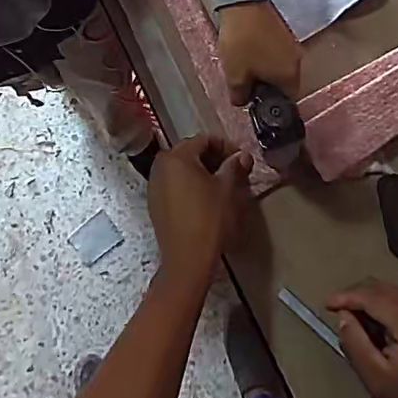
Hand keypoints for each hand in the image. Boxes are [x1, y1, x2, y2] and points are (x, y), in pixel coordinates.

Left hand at [147, 134, 252, 283]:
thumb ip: (235, 166)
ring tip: (219, 183)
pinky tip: (204, 198)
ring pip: (179, 169)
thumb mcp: (228, 188)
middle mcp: (160, 168)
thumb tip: (243, 155)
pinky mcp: (154, 205)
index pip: (203, 139)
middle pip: (188, 152)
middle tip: (231, 168)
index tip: (240, 158)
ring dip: (199, 170)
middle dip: (211, 156)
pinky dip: (188, 184)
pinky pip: (173, 184)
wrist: (187, 258)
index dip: (225, 145)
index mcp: (177, 158)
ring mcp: (154, 187)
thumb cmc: (210, 218)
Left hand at [217, 0, 302, 104]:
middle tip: (247, 83)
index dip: (271, 104)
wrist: (244, 3)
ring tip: (247, 65)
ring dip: (267, 69)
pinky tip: (252, 51)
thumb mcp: (234, 74)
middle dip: (268, 86)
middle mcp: (298, 63)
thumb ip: (240, 95)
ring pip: (281, 67)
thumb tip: (243, 102)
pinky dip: (267, 55)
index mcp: (289, 77)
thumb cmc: (241, 43)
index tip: (256, 100)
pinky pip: (279, 53)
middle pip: (285, 83)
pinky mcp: (286, 32)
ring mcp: (293, 46)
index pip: (287, 100)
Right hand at [327, 280, 397, 397]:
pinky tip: (373, 321)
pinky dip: (384, 304)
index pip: (375, 297)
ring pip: (393, 291)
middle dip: (357, 296)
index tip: (327, 303)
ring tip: (351, 317)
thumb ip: (356, 344)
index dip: (348, 297)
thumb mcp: (376, 379)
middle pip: (384, 289)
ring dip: (370, 299)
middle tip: (336, 310)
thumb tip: (343, 316)